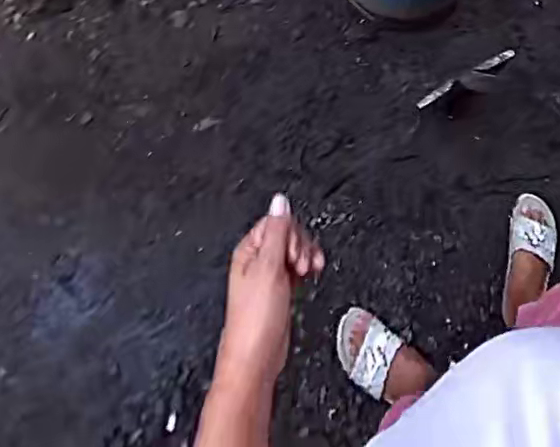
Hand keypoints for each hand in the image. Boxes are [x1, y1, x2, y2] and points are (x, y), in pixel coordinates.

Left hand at [214, 193, 325, 386]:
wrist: (256, 358)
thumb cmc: (255, 319)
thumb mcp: (268, 266)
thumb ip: (277, 231)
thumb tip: (280, 201)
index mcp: (249, 249)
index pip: (275, 222)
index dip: (290, 233)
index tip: (295, 251)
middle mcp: (257, 260)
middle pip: (287, 234)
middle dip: (300, 245)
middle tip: (299, 264)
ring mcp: (269, 275)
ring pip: (294, 250)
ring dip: (306, 256)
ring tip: (308, 269)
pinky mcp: (279, 289)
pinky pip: (296, 268)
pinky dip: (306, 268)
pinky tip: (310, 274)